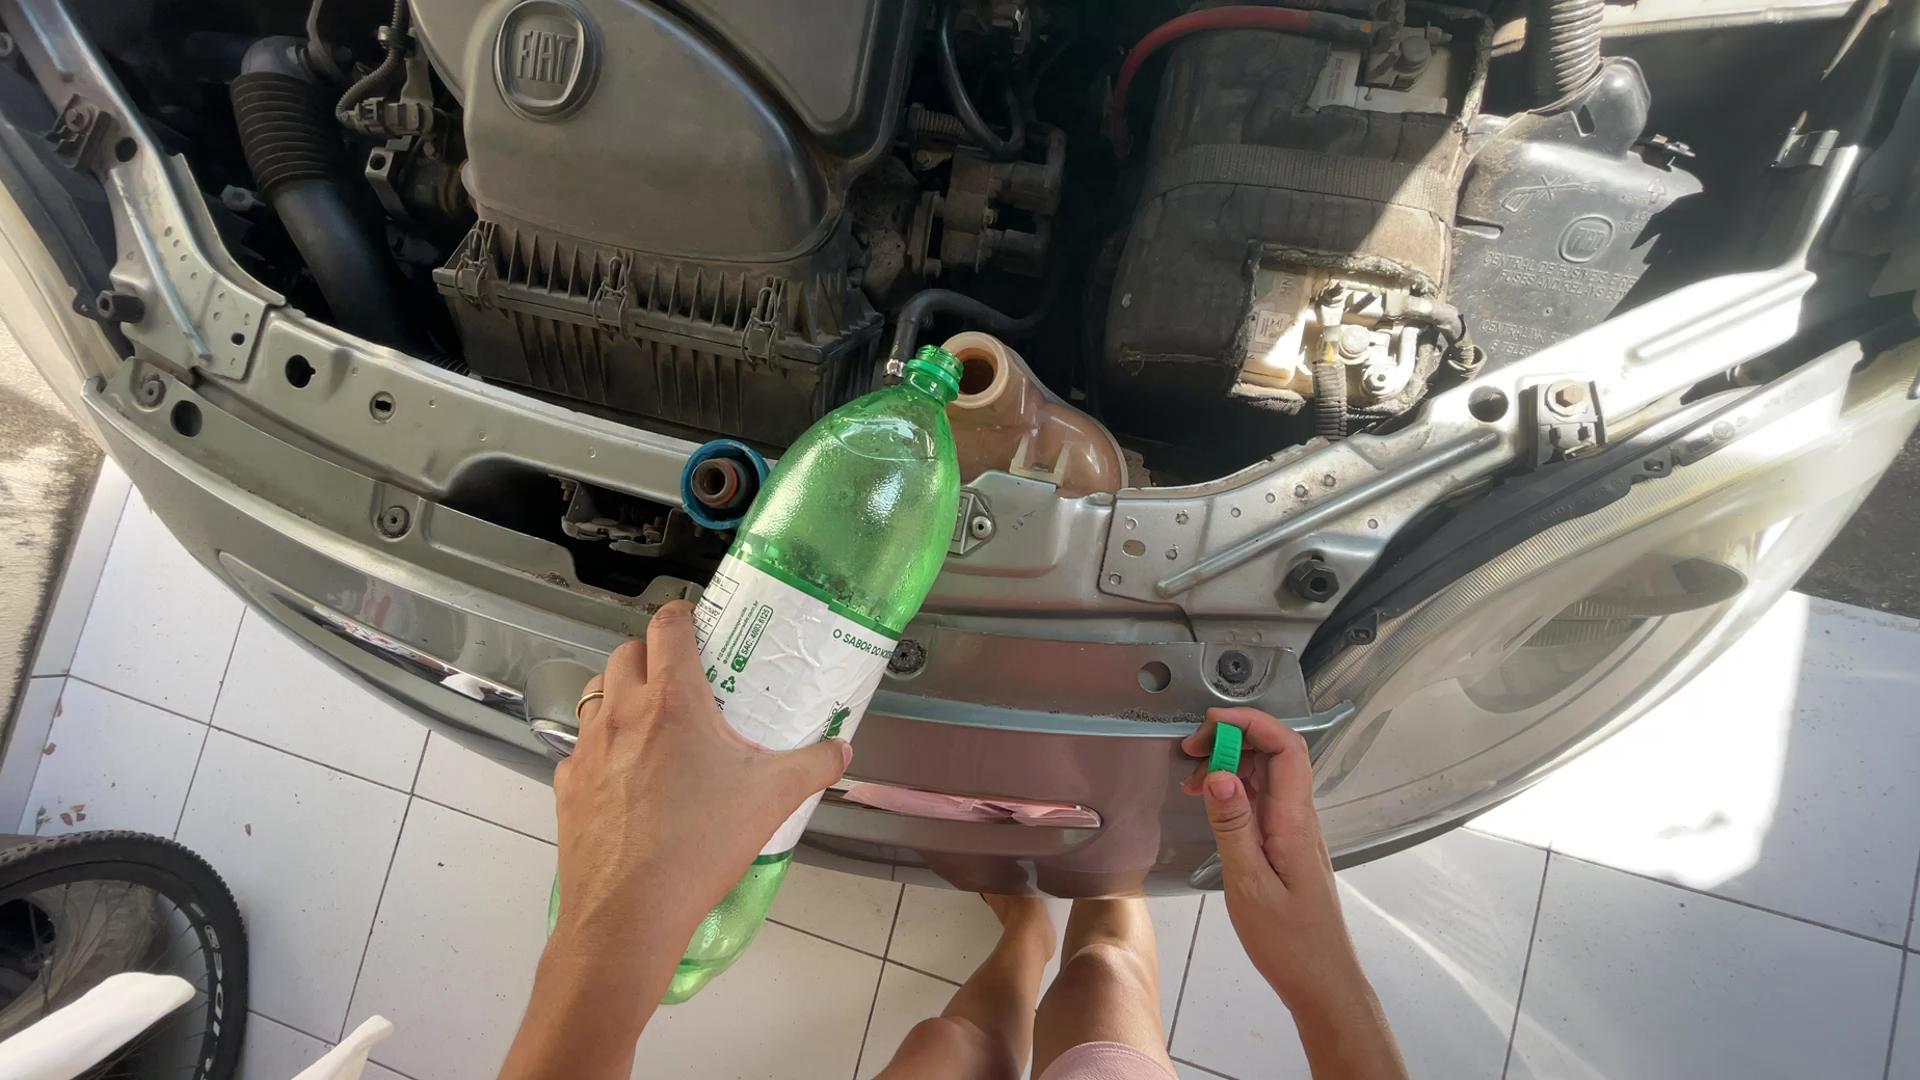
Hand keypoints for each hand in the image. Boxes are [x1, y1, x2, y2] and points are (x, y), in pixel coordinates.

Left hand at [502, 602, 850, 1078]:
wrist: (627, 917)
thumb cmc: (701, 842)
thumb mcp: (773, 797)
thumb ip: (815, 764)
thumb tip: (842, 749)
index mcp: (673, 699)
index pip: (667, 624)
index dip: (683, 614)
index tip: (703, 627)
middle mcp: (623, 712)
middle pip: (626, 651)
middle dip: (653, 653)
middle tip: (685, 679)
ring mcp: (586, 748)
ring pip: (597, 693)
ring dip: (622, 693)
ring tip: (654, 723)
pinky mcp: (566, 786)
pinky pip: (581, 745)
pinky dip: (602, 744)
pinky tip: (627, 777)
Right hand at [1182, 711, 1406, 1079]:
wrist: (1323, 985)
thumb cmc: (1288, 941)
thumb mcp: (1249, 884)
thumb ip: (1233, 826)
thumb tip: (1218, 773)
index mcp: (1294, 820)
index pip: (1286, 748)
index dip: (1251, 722)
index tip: (1209, 724)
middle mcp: (1298, 815)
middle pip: (1274, 751)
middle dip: (1232, 736)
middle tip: (1190, 750)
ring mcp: (1293, 827)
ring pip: (1265, 772)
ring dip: (1229, 760)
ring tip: (1191, 775)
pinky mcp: (1284, 841)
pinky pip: (1260, 796)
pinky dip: (1231, 786)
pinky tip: (1207, 798)